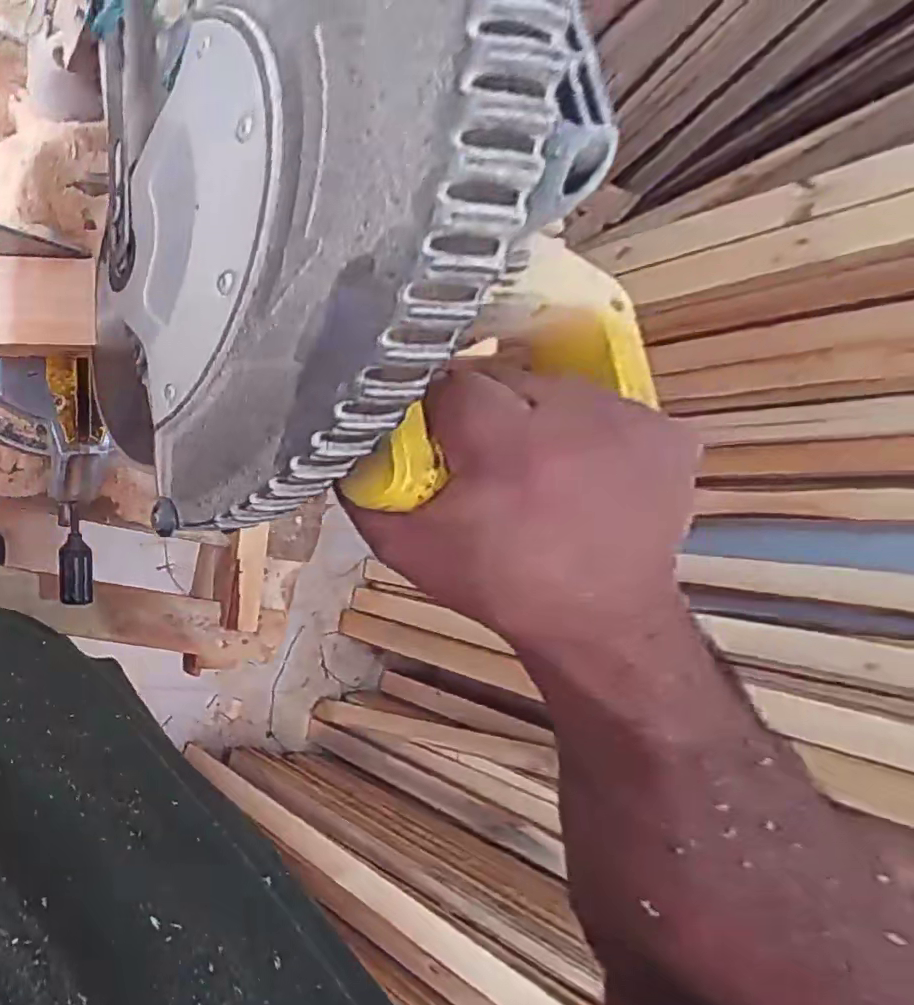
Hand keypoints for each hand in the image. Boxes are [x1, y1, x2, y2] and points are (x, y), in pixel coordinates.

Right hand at [345, 369, 699, 650]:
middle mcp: (579, 422)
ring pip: (551, 385)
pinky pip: (596, 405)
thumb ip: (362, 491)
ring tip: (510, 455)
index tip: (417, 429)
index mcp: (509, 449)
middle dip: (473, 404)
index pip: (453, 382)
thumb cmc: (487, 582)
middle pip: (503, 375)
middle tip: (458, 445)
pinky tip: (558, 463)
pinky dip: (569, 425)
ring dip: (521, 410)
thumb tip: (346, 447)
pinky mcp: (667, 431)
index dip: (425, 402)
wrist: (595, 619)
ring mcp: (633, 422)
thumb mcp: (399, 544)